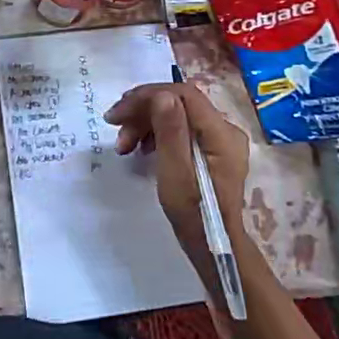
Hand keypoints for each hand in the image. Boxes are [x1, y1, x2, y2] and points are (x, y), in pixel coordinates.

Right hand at [104, 83, 249, 252]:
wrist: (212, 243)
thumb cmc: (193, 212)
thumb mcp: (176, 172)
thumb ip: (171, 131)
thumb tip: (161, 96)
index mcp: (221, 134)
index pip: (182, 95)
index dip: (147, 96)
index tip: (118, 112)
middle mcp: (225, 130)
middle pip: (177, 103)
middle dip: (142, 111)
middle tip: (114, 128)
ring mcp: (218, 139)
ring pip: (175, 114)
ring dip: (144, 123)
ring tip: (124, 146)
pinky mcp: (210, 148)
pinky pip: (179, 127)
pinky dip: (155, 133)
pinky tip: (140, 148)